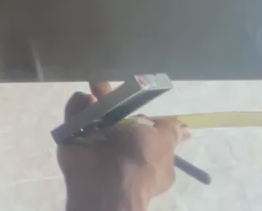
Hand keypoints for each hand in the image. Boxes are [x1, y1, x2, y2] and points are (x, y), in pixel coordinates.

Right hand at [57, 81, 187, 210]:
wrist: (104, 177)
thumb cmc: (139, 159)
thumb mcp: (162, 143)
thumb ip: (169, 131)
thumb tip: (186, 129)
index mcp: (146, 154)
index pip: (142, 129)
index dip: (138, 114)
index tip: (134, 98)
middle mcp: (121, 149)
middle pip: (115, 118)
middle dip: (110, 99)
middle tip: (104, 83)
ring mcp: (97, 144)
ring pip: (93, 115)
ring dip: (93, 101)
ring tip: (93, 88)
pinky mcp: (75, 138)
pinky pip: (75, 117)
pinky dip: (77, 106)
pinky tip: (83, 99)